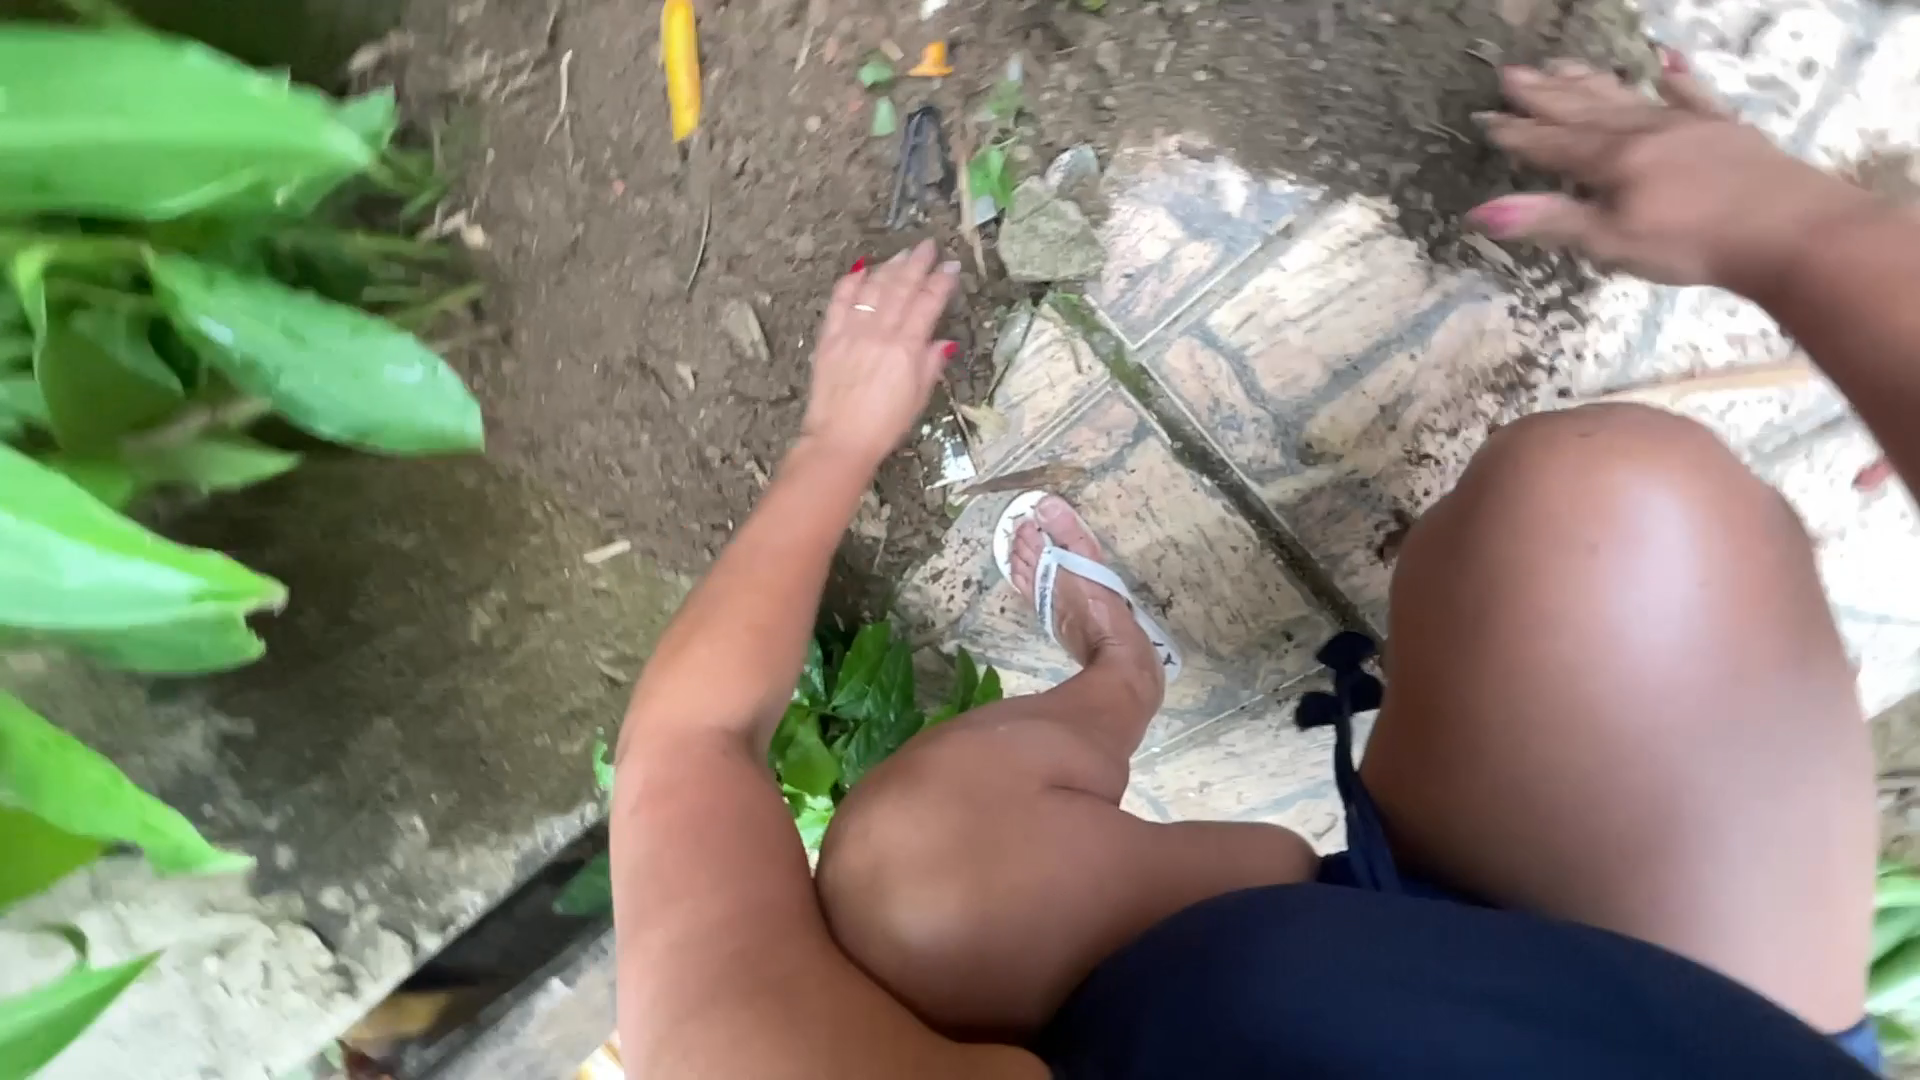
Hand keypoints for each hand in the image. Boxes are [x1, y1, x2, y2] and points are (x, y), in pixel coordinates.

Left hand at [796, 240, 959, 471]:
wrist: (840, 439)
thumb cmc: (884, 426)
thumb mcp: (918, 398)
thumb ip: (930, 365)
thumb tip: (943, 342)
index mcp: (906, 349)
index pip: (928, 304)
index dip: (941, 283)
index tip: (951, 268)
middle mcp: (880, 333)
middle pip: (902, 288)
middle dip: (918, 264)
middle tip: (929, 246)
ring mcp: (852, 333)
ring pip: (874, 288)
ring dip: (889, 267)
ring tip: (902, 254)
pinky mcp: (829, 338)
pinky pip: (840, 301)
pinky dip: (851, 282)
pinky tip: (861, 270)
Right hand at [1469, 51, 1873, 297]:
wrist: (1792, 233)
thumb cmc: (1687, 244)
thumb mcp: (1606, 241)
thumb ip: (1546, 220)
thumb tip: (1477, 213)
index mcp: (1614, 160)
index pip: (1552, 144)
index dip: (1516, 133)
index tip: (1485, 118)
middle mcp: (1647, 132)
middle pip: (1584, 110)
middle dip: (1544, 94)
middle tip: (1511, 73)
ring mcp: (1688, 126)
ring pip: (1627, 97)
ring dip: (1591, 81)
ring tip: (1562, 64)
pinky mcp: (1723, 131)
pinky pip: (1693, 96)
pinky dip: (1677, 79)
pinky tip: (1666, 63)